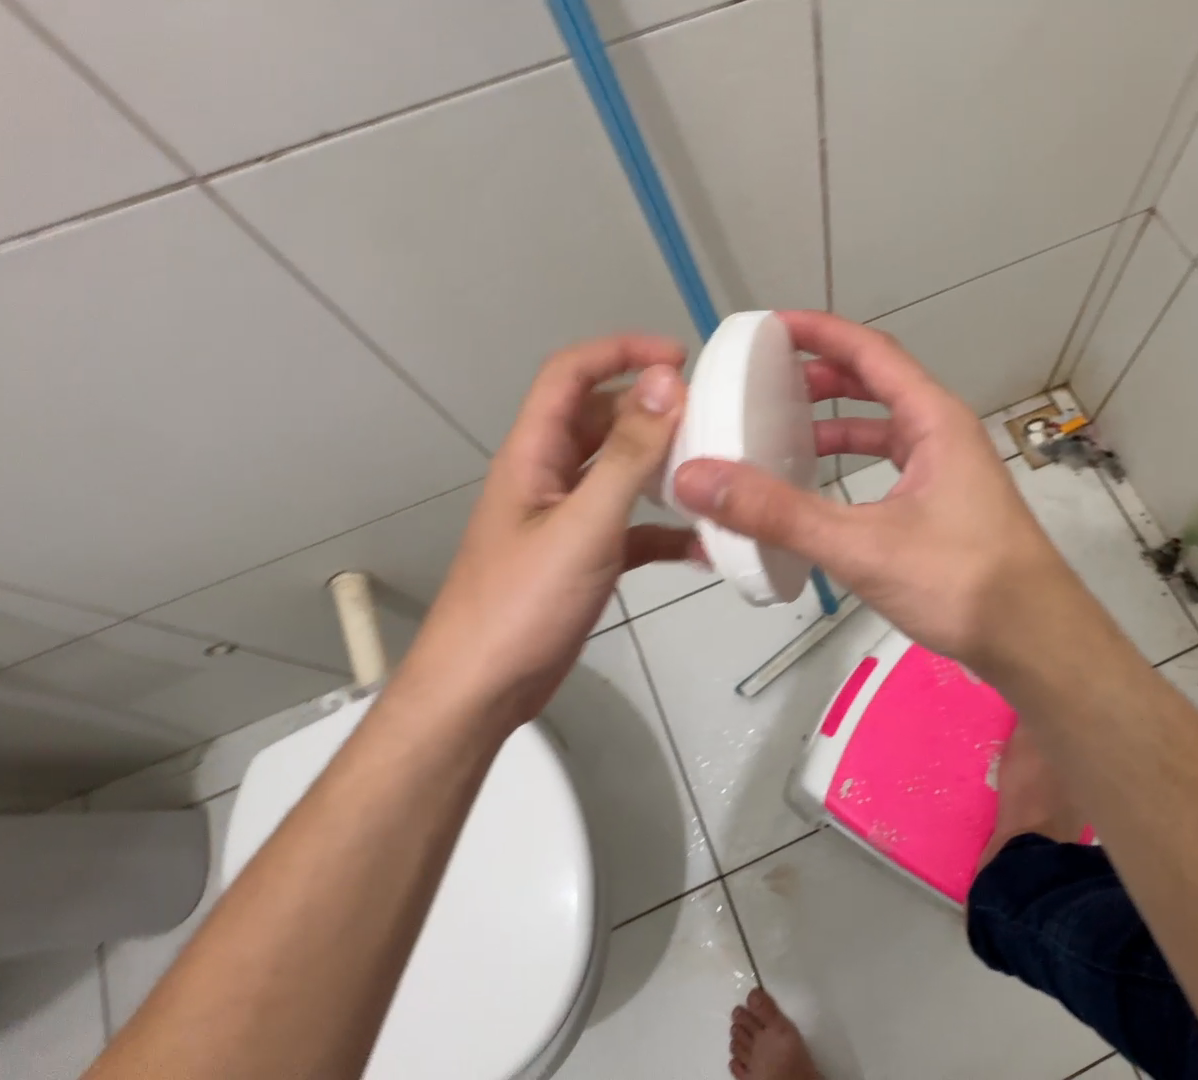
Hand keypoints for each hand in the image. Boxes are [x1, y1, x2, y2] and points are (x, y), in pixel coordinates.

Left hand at [395, 336, 691, 731]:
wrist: (483, 688)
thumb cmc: (525, 602)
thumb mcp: (585, 524)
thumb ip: (629, 455)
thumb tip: (667, 383)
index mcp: (534, 454)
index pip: (570, 375)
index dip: (620, 352)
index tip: (680, 359)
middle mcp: (549, 477)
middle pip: (602, 420)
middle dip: (652, 412)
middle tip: (709, 419)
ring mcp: (566, 520)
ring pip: (620, 475)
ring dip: (662, 471)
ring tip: (714, 474)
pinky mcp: (584, 559)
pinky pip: (631, 529)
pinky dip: (664, 531)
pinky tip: (702, 548)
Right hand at [672, 311, 1082, 670]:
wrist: (1035, 640)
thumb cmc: (960, 582)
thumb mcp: (862, 546)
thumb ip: (779, 514)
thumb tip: (695, 477)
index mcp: (934, 420)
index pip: (871, 352)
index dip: (819, 332)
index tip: (768, 326)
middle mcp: (945, 435)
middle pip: (878, 385)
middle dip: (822, 378)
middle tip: (765, 382)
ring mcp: (950, 473)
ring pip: (886, 430)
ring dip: (837, 425)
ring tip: (782, 433)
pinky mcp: (947, 510)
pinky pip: (892, 468)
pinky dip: (855, 467)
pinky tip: (824, 492)